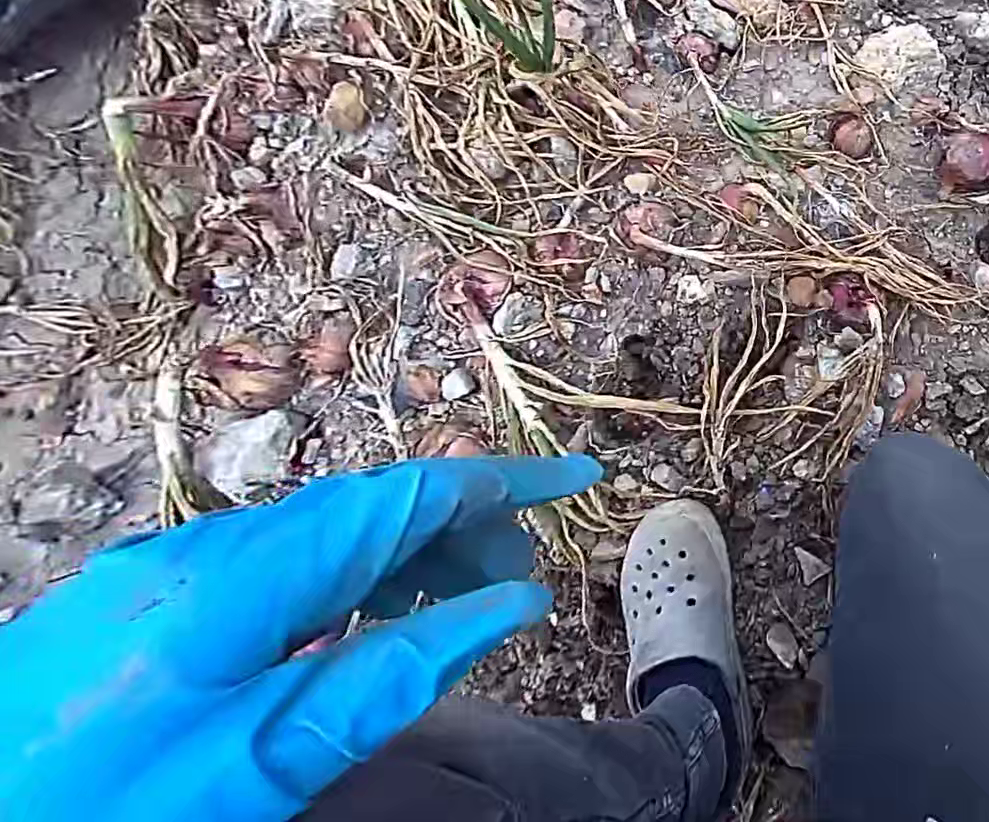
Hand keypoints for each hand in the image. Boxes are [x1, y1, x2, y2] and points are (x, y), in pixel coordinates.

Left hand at [0, 453, 600, 821]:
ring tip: (466, 599)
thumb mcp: (271, 756)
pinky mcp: (159, 606)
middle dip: (470, 525)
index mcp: (244, 571)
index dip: (510, 480)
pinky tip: (380, 618)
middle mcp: (213, 549)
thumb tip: (522, 602)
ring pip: (343, 530)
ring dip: (421, 552)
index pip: (416, 493)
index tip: (582, 478)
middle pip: (382, 504)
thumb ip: (405, 665)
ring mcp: (178, 574)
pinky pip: (300, 563)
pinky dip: (366, 577)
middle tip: (523, 576)